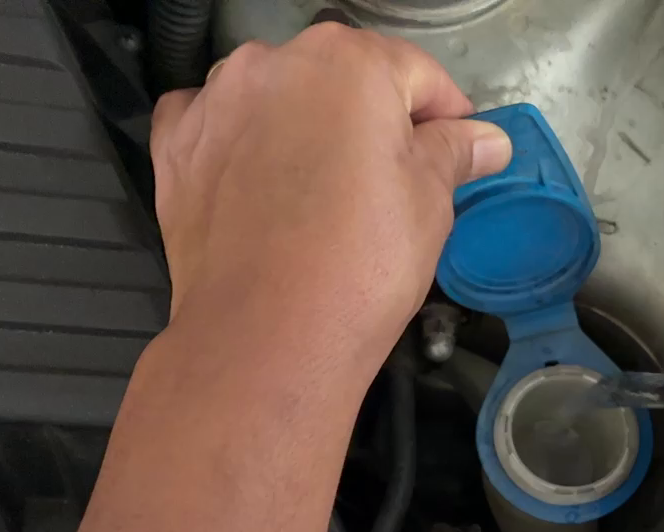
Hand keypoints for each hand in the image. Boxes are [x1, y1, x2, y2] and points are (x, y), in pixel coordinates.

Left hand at [148, 25, 510, 396]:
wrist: (268, 336)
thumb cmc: (362, 268)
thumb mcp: (430, 207)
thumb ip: (454, 155)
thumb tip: (486, 140)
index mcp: (349, 66)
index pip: (419, 74)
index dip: (450, 116)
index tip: (461, 153)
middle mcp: (274, 63)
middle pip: (345, 82)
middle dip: (378, 124)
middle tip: (399, 188)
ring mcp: (216, 100)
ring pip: (285, 102)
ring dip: (314, 133)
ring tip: (332, 203)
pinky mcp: (178, 145)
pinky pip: (228, 129)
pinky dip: (253, 150)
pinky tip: (272, 197)